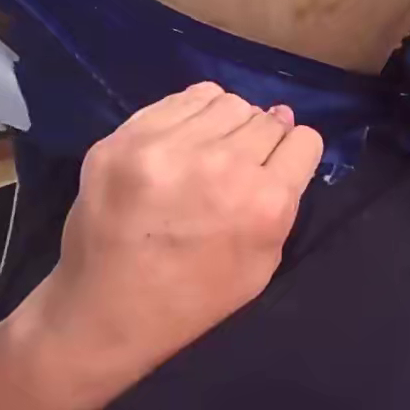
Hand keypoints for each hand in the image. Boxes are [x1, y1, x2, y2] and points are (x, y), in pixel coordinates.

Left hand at [8, 83, 323, 379]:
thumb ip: (285, 196)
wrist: (105, 311)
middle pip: (268, 119)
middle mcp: (222, 165)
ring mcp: (168, 147)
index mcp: (264, 202)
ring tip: (209, 153)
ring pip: (229, 102)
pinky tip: (183, 143)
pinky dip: (194, 114)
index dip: (294, 154)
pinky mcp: (127, 137)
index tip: (277, 166)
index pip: (304, 140)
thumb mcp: (265, 261)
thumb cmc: (196, 297)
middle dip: (262, 140)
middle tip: (237, 168)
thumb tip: (284, 124)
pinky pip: (185, 98)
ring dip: (229, 124)